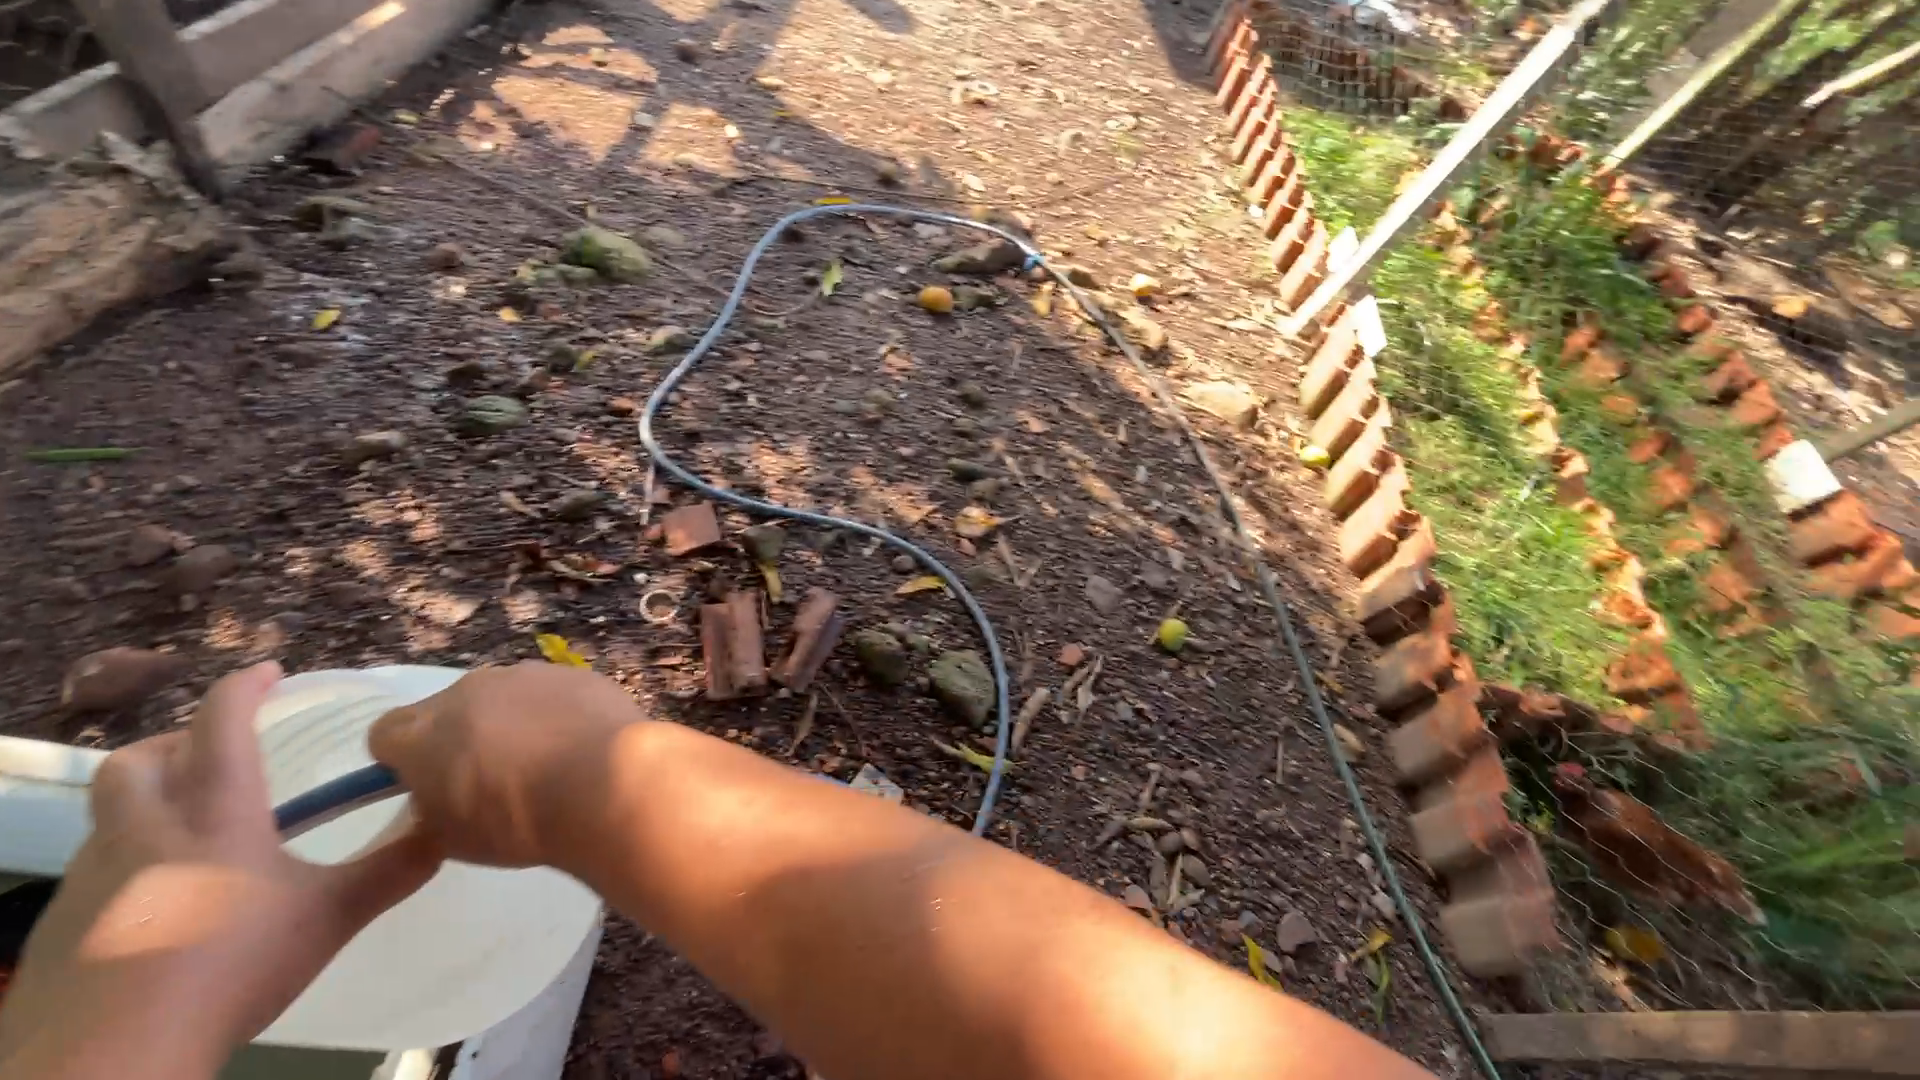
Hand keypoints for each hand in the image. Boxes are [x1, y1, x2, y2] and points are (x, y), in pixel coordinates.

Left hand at [0, 663, 442, 1079]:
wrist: (109, 1063)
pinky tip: (170, 898)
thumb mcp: (332, 916)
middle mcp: (145, 830)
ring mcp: (93, 878)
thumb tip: (448, 828)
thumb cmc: (234, 965)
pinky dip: (134, 856)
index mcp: (215, 813)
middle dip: (178, 742)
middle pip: (138, 759)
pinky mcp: (62, 926)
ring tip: (202, 829)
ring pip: (112, 813)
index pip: (222, 723)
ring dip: (153, 800)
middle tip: (220, 754)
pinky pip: (97, 866)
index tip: (272, 670)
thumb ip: (392, 868)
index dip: (246, 686)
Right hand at [367, 662, 642, 868]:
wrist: (605, 783)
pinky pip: (555, 693)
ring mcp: (527, 675)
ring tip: (548, 760)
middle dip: (463, 736)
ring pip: (506, 697)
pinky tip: (583, 744)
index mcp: (422, 732)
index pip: (388, 734)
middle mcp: (469, 690)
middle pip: (451, 709)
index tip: (427, 781)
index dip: (404, 758)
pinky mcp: (576, 673)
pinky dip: (561, 713)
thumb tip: (441, 794)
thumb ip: (433, 806)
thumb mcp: (452, 838)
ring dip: (515, 720)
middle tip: (493, 775)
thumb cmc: (519, 822)